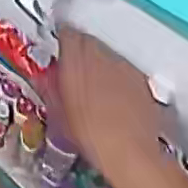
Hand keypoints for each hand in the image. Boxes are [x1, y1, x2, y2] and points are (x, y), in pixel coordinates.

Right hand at [51, 28, 169, 183]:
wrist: (130, 154)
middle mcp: (101, 54)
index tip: (55, 53)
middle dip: (78, 53)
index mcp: (76, 56)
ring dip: (97, 65)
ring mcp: (124, 66)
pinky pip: (123, 70)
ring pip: (106, 54)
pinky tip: (112, 100)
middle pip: (87, 41)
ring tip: (91, 88)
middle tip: (70, 72)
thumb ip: (49, 86)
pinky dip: (116, 78)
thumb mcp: (57, 111)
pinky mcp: (142, 81)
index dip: (58, 42)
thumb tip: (45, 78)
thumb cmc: (88, 133)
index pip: (65, 33)